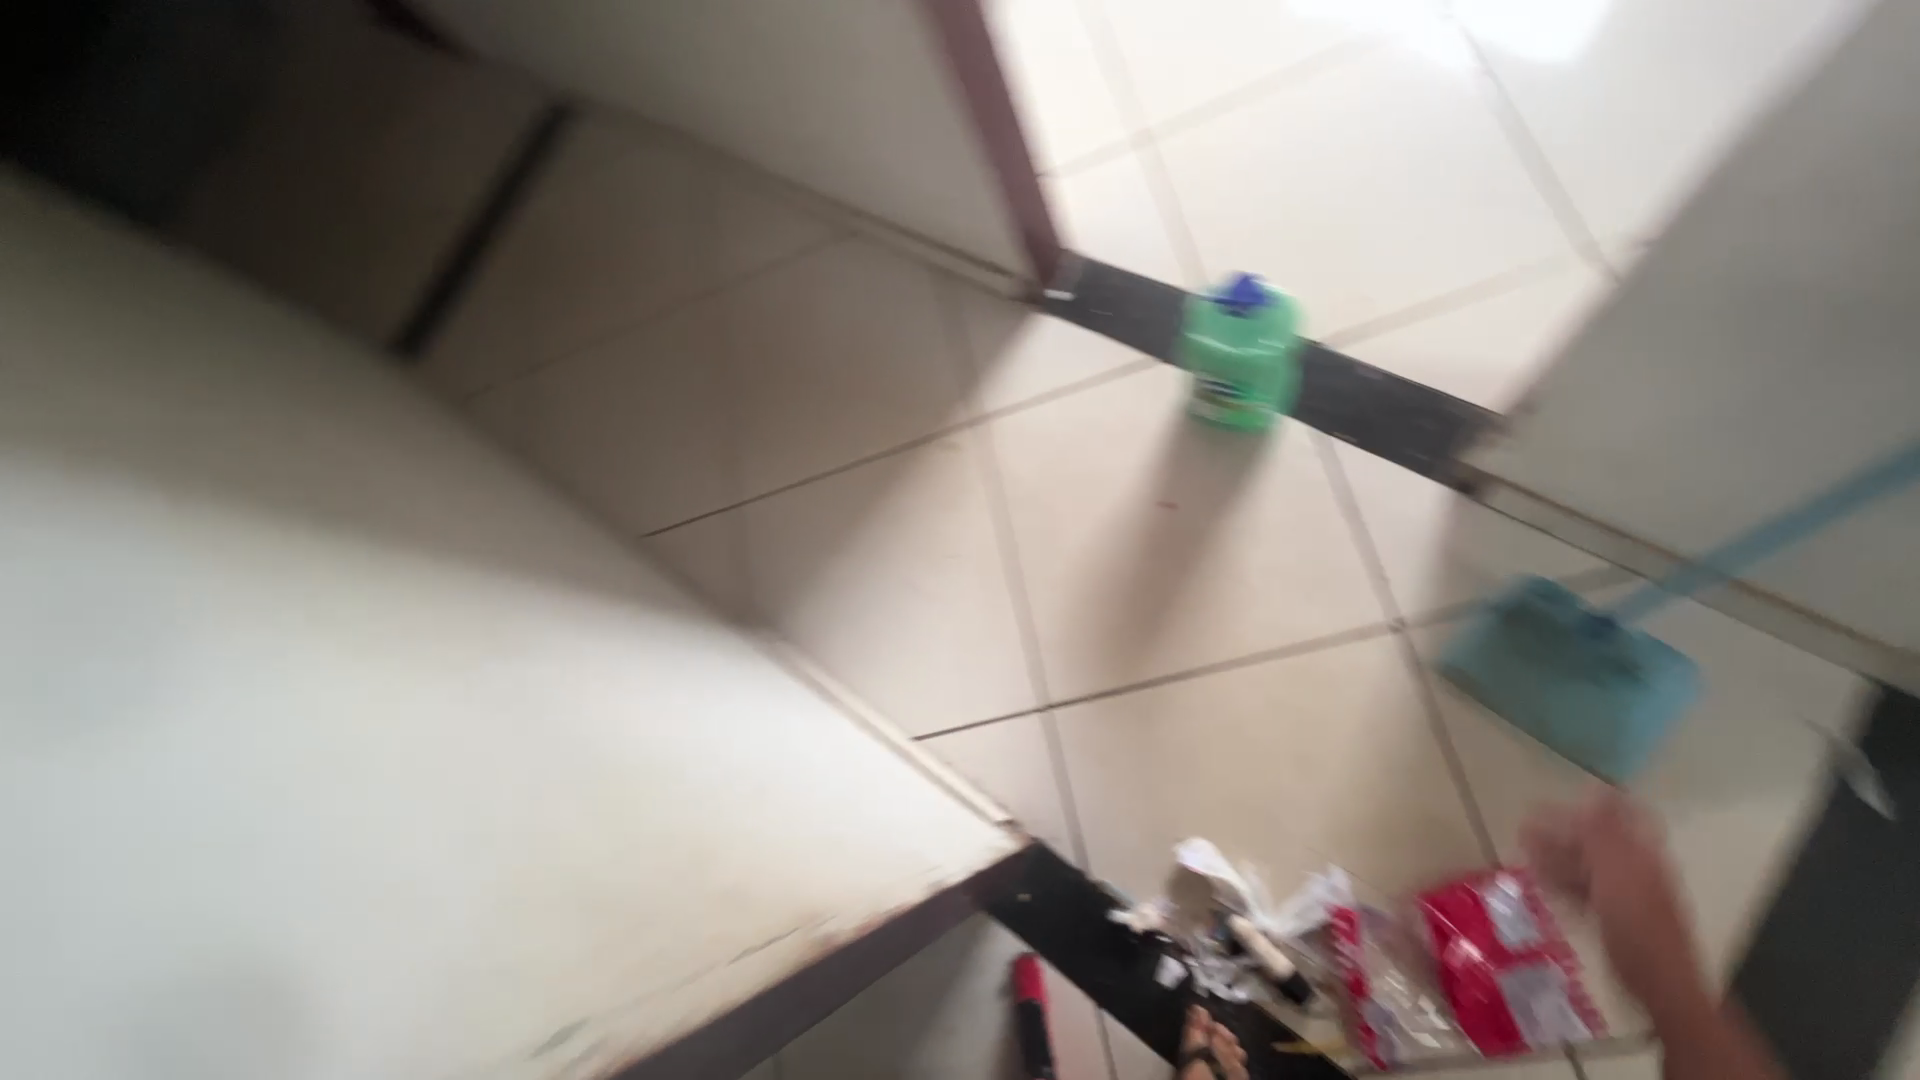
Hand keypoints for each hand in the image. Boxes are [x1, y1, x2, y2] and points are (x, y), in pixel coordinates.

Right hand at [1522, 789, 1706, 1016]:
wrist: (1661, 984)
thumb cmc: (1638, 925)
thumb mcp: (1618, 873)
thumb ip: (1604, 832)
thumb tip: (1597, 788)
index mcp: (1642, 855)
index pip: (1627, 814)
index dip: (1601, 799)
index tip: (1570, 788)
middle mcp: (1637, 869)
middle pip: (1598, 838)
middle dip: (1563, 827)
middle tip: (1528, 820)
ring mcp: (1625, 894)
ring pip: (1586, 863)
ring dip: (1556, 853)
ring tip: (1523, 846)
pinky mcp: (1613, 916)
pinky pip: (1582, 888)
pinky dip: (1560, 879)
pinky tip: (1538, 878)